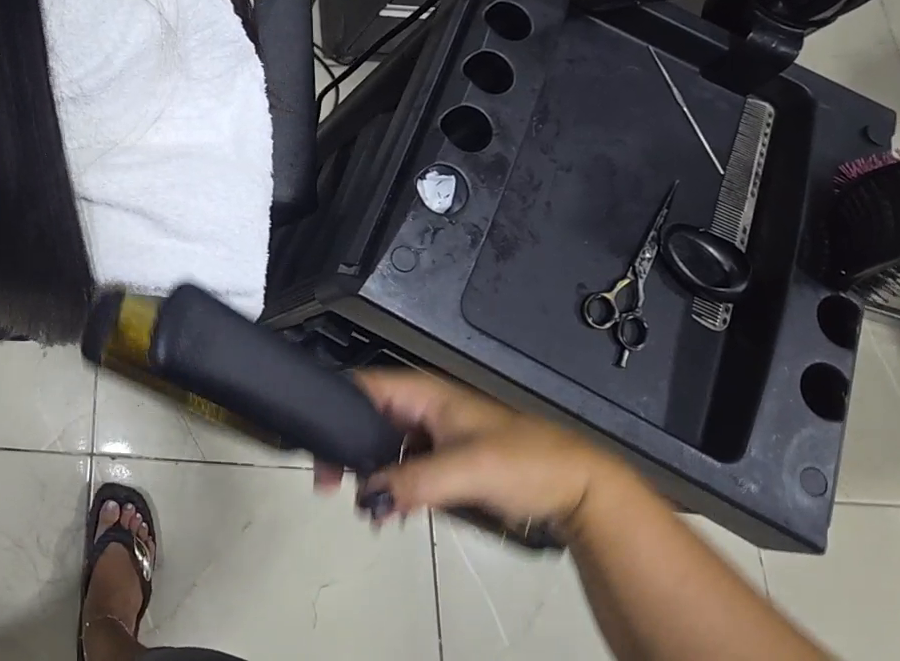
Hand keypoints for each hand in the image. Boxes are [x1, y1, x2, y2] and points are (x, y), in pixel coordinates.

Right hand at [314, 370, 636, 538]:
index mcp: (424, 393)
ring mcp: (434, 433)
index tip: (318, 449)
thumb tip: (368, 498)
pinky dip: (394, 488)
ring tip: (367, 509)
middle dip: (348, 451)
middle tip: (332, 485)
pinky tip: (392, 512)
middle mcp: (423, 407)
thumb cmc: (526, 463)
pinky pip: (405, 468)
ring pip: (384, 447)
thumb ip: (413, 481)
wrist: (581, 490)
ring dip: (372, 476)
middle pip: (366, 419)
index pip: (362, 386)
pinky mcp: (445, 460)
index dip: (333, 409)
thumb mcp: (466, 469)